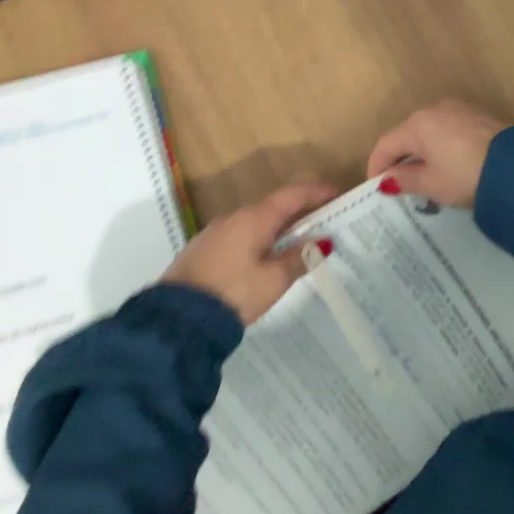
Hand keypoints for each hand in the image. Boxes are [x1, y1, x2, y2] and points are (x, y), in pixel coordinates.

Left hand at [162, 179, 338, 324]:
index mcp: (255, 218)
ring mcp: (213, 234)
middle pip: (274, 206)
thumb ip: (300, 258)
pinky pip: (238, 236)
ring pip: (255, 222)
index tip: (339, 197)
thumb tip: (321, 242)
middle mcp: (233, 218)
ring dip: (278, 229)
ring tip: (296, 248)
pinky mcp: (201, 251)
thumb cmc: (233, 293)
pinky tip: (263, 261)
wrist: (174, 322)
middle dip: (300, 213)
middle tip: (323, 226)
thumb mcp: (274, 280)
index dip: (319, 192)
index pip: (294, 193)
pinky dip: (258, 241)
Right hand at [366, 100, 508, 208]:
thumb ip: (405, 179)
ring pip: (431, 131)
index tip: (376, 188)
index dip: (377, 167)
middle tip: (399, 185)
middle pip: (408, 134)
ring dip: (424, 152)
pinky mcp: (481, 116)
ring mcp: (462, 109)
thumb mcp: (431, 183)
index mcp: (418, 123)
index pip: (386, 144)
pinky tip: (449, 165)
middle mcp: (437, 108)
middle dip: (401, 158)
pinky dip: (443, 147)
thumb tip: (388, 178)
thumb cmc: (466, 175)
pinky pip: (451, 131)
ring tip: (425, 178)